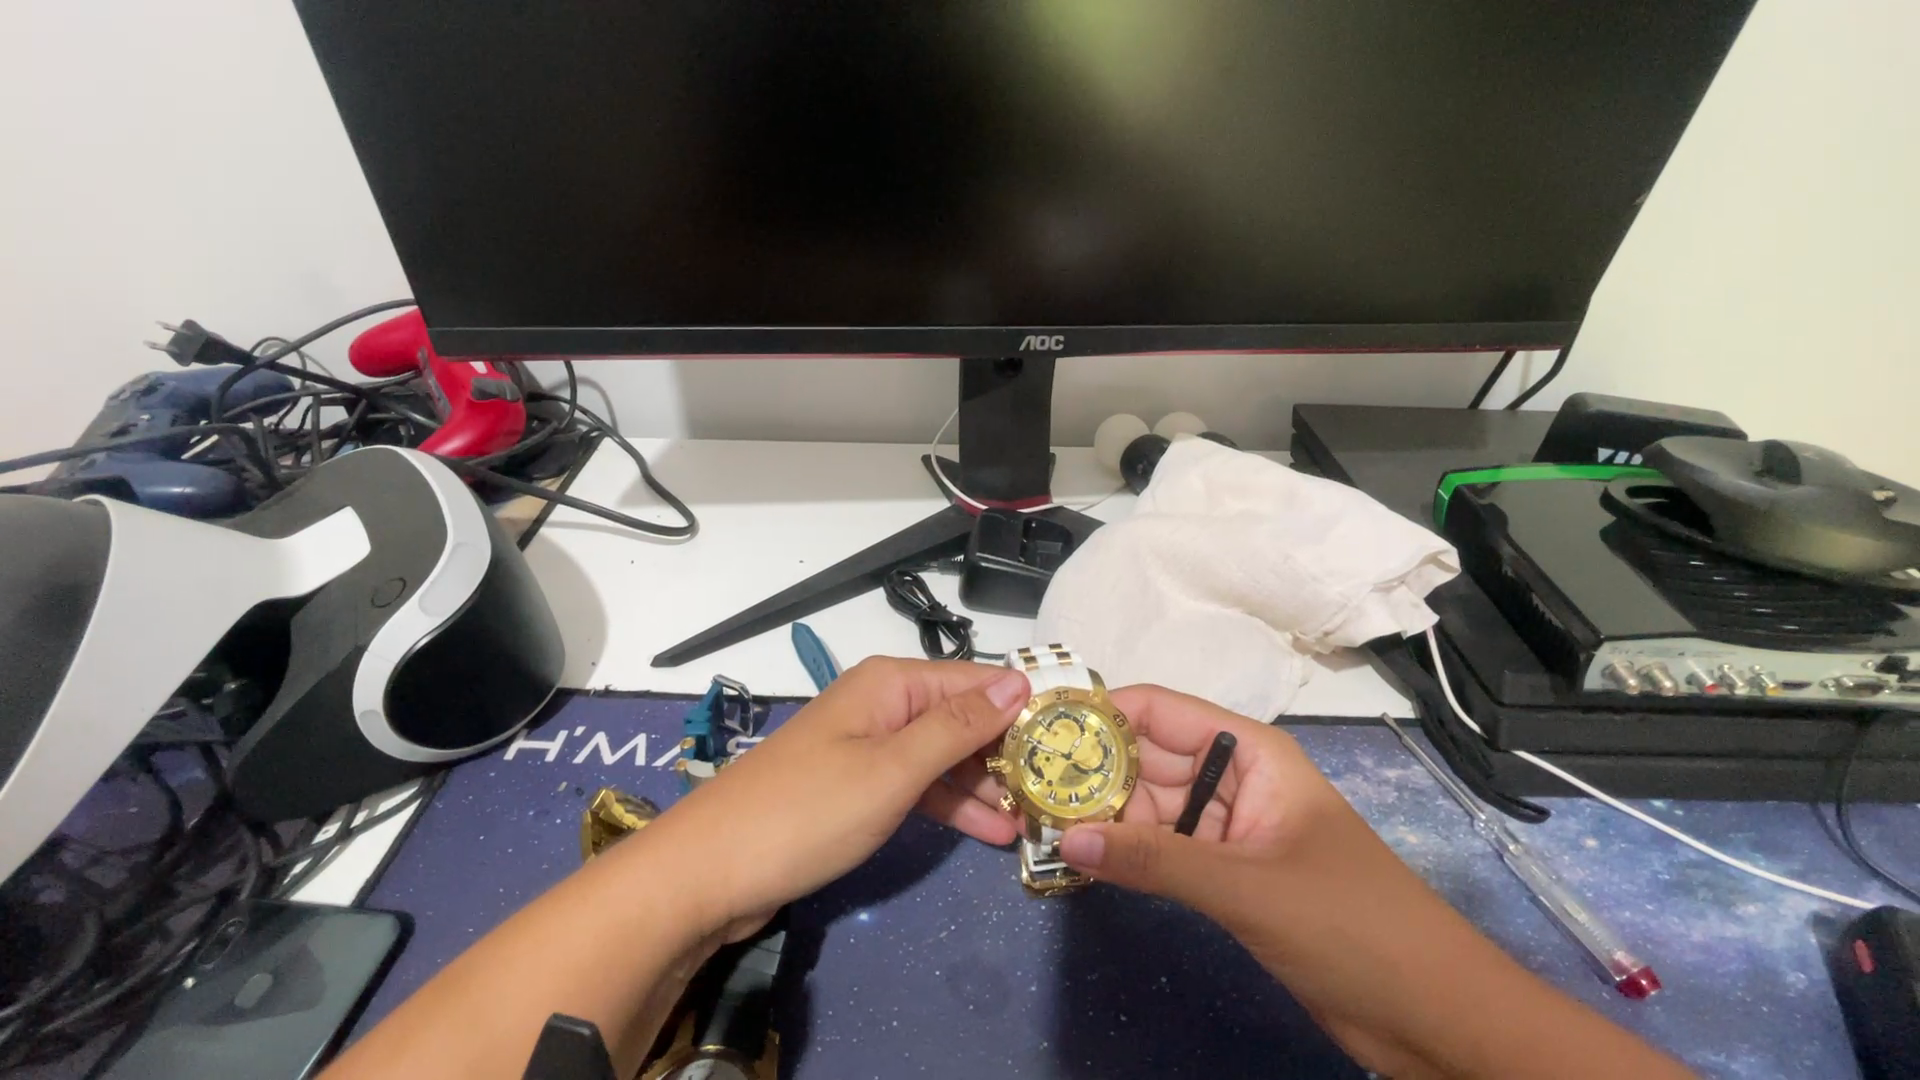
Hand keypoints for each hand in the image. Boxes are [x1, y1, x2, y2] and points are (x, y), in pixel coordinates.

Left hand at [645, 657, 1029, 940]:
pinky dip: (949, 806)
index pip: (977, 680)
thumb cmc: (808, 811)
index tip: (1077, 736)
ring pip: (943, 756)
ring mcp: (869, 747)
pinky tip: (990, 832)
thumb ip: (957, 725)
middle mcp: (882, 704)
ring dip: (984, 785)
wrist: (709, 872)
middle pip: (962, 717)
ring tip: (1033, 819)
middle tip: (1061, 789)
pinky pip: (917, 786)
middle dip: (1008, 751)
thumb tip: (1019, 678)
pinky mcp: (858, 787)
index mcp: (891, 682)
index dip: (1026, 705)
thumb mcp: (893, 769)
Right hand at [1055, 687, 1480, 1074]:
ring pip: (1151, 809)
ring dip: (1102, 817)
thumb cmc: (1352, 925)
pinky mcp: (1227, 874)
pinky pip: (1164, 852)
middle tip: (1020, 789)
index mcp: (1250, 753)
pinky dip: (1127, 856)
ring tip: (1037, 826)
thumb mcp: (1248, 886)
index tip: (1035, 730)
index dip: (1099, 714)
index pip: (1160, 711)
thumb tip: (1065, 838)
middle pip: (1147, 759)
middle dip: (1089, 772)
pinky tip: (1083, 862)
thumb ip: (1155, 860)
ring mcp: (1229, 829)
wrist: (1434, 1015)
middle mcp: (1233, 779)